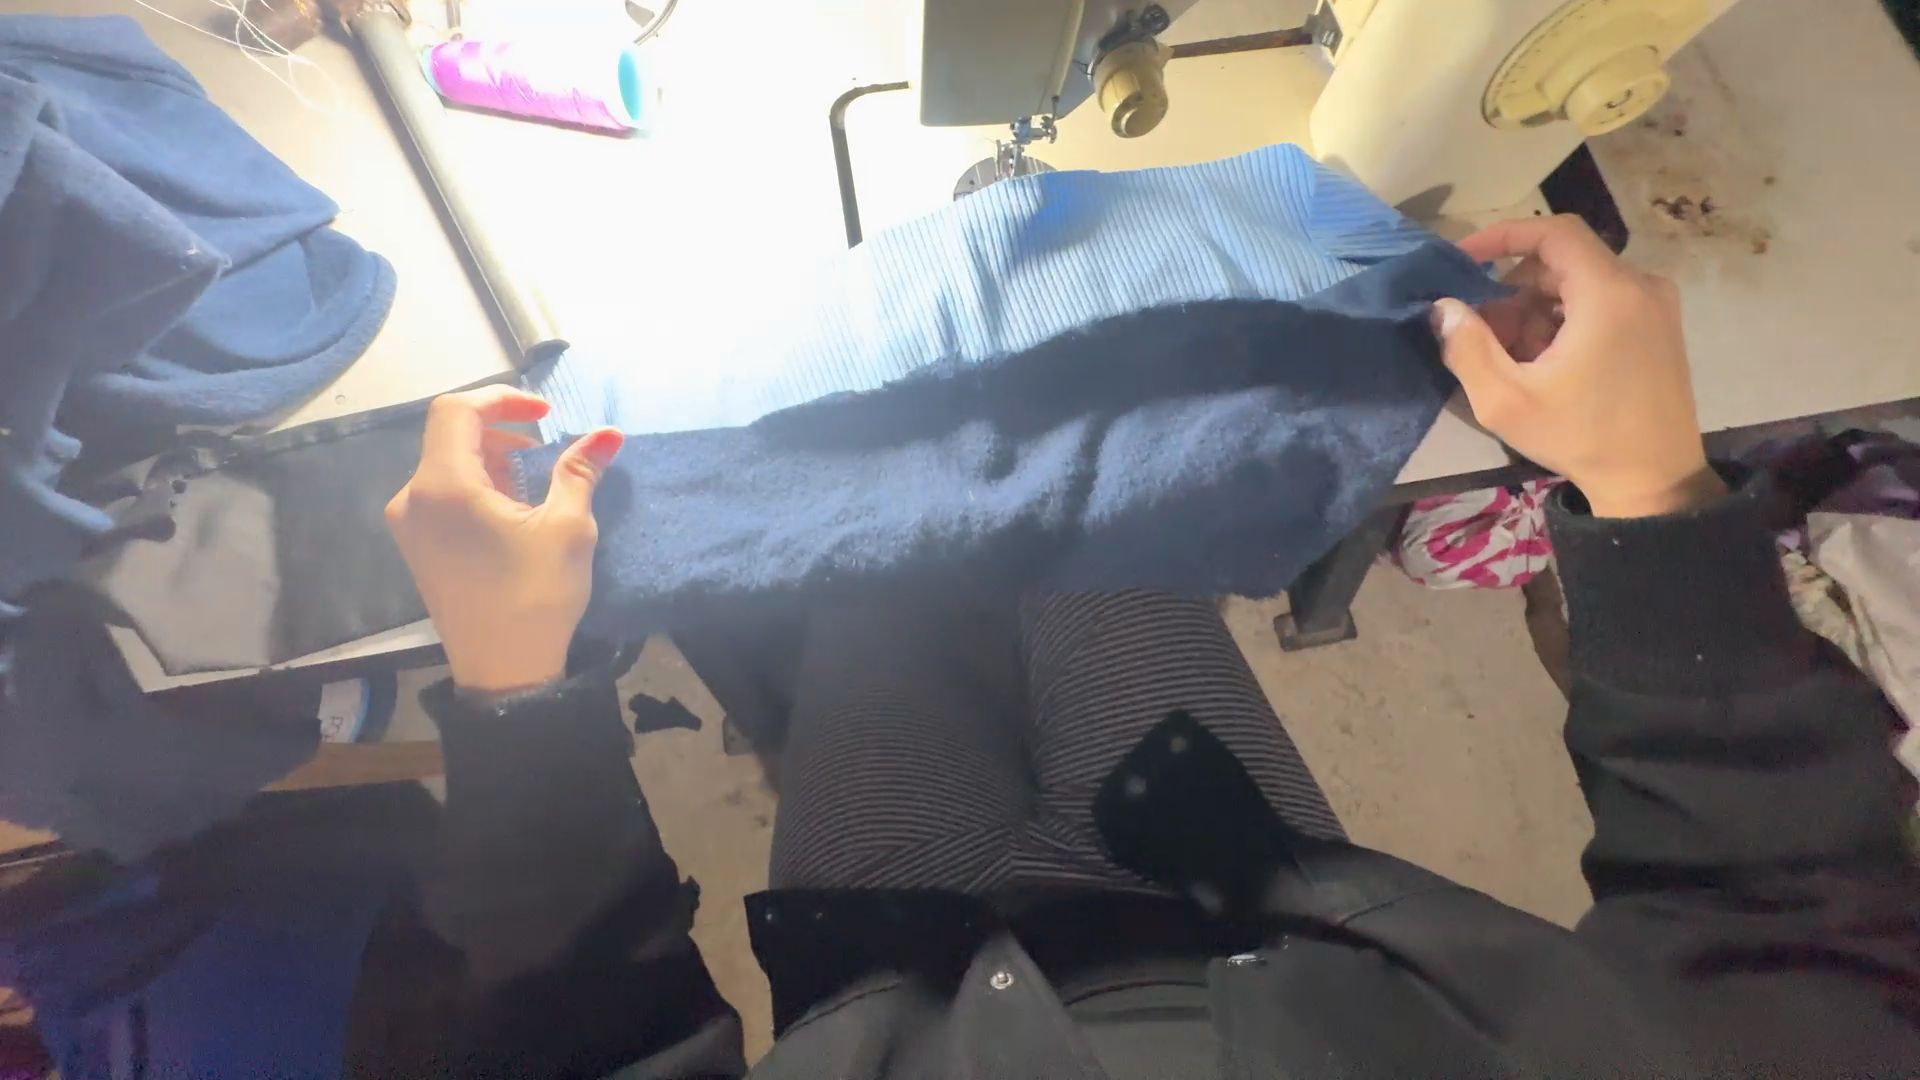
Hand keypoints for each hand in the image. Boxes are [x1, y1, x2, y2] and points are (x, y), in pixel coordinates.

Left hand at [385, 386, 624, 693]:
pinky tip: (515, 513)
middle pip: (451, 436)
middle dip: (504, 433)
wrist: (506, 667)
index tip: (546, 413)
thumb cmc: (538, 593)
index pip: (458, 410)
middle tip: (549, 454)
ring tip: (538, 488)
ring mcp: (410, 524)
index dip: (504, 399)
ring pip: (449, 465)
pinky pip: (444, 494)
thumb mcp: (568, 526)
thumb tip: (610, 432)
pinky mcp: (419, 546)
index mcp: (443, 486)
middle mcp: (412, 498)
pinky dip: (481, 486)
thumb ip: (580, 470)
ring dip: (495, 462)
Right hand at [1432, 214, 1724, 518]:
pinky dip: (1556, 319)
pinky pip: (1595, 302)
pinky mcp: (1654, 326)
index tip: (1459, 259)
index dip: (1501, 236)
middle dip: (1508, 289)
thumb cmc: (1576, 435)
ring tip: (1504, 357)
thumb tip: (1443, 307)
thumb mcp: (1503, 400)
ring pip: (1575, 283)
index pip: (1554, 233)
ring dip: (1529, 308)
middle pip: (1560, 261)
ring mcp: (1652, 306)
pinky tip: (1536, 361)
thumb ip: (1467, 349)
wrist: (1652, 474)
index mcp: (1607, 295)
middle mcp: (1639, 287)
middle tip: (1475, 332)